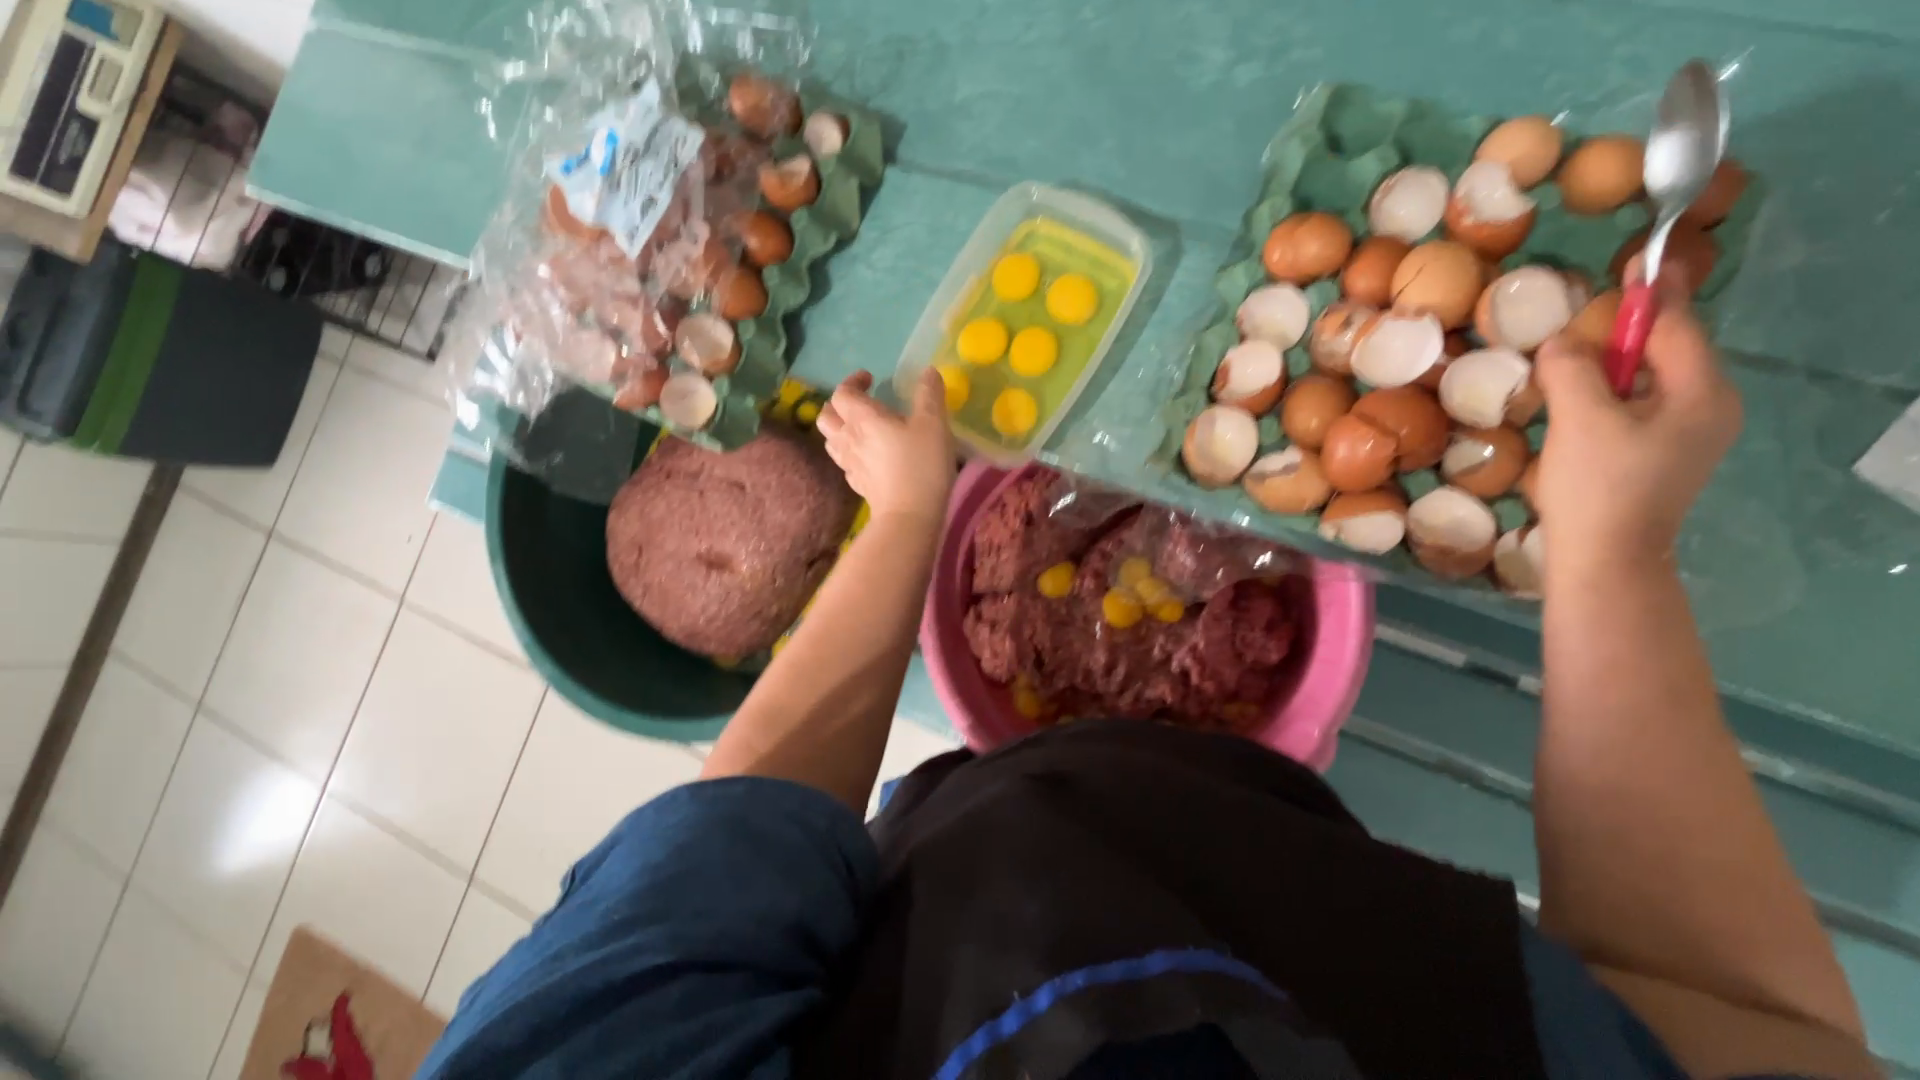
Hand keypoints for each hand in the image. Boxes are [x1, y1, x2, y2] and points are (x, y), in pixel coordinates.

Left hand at [816, 368, 955, 523]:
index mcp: (863, 418)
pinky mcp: (857, 484)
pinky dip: (850, 452)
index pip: (842, 393)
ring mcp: (849, 464)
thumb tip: (928, 372)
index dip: (852, 382)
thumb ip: (929, 395)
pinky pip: (843, 461)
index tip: (870, 379)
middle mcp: (849, 438)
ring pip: (831, 440)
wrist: (909, 515)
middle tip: (858, 403)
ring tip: (860, 428)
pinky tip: (867, 456)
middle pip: (826, 416)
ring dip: (840, 428)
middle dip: (838, 405)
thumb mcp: (933, 423)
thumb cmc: (921, 464)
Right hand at [1533, 263, 1741, 570]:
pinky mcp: (1663, 457)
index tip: (1637, 259)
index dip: (1651, 292)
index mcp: (1701, 393)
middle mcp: (1708, 408)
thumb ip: (1572, 367)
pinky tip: (1577, 402)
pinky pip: (1639, 407)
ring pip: (1649, 381)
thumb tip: (1559, 344)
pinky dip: (1609, 395)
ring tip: (1569, 359)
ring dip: (1611, 366)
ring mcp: (1688, 436)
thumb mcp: (1580, 417)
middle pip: (1666, 352)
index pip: (1676, 326)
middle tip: (1586, 312)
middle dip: (1626, 332)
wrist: (1605, 560)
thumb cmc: (1598, 486)